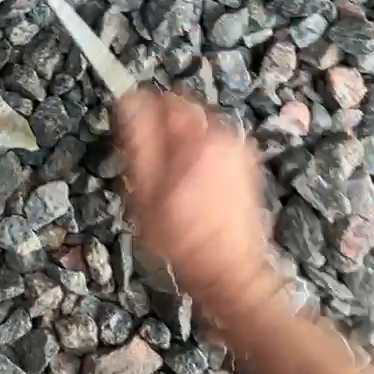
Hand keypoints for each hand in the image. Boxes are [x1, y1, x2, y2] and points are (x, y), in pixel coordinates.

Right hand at [115, 89, 283, 323]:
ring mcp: (239, 151)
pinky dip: (197, 155)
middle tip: (148, 165)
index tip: (129, 136)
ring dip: (178, 143)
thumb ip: (137, 138)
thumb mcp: (145, 190)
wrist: (232, 275)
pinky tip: (190, 187)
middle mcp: (224, 135)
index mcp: (198, 136)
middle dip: (160, 129)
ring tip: (168, 180)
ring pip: (195, 128)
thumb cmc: (181, 237)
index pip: (161, 97)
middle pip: (180, 110)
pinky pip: (212, 145)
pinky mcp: (246, 166)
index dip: (139, 112)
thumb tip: (127, 100)